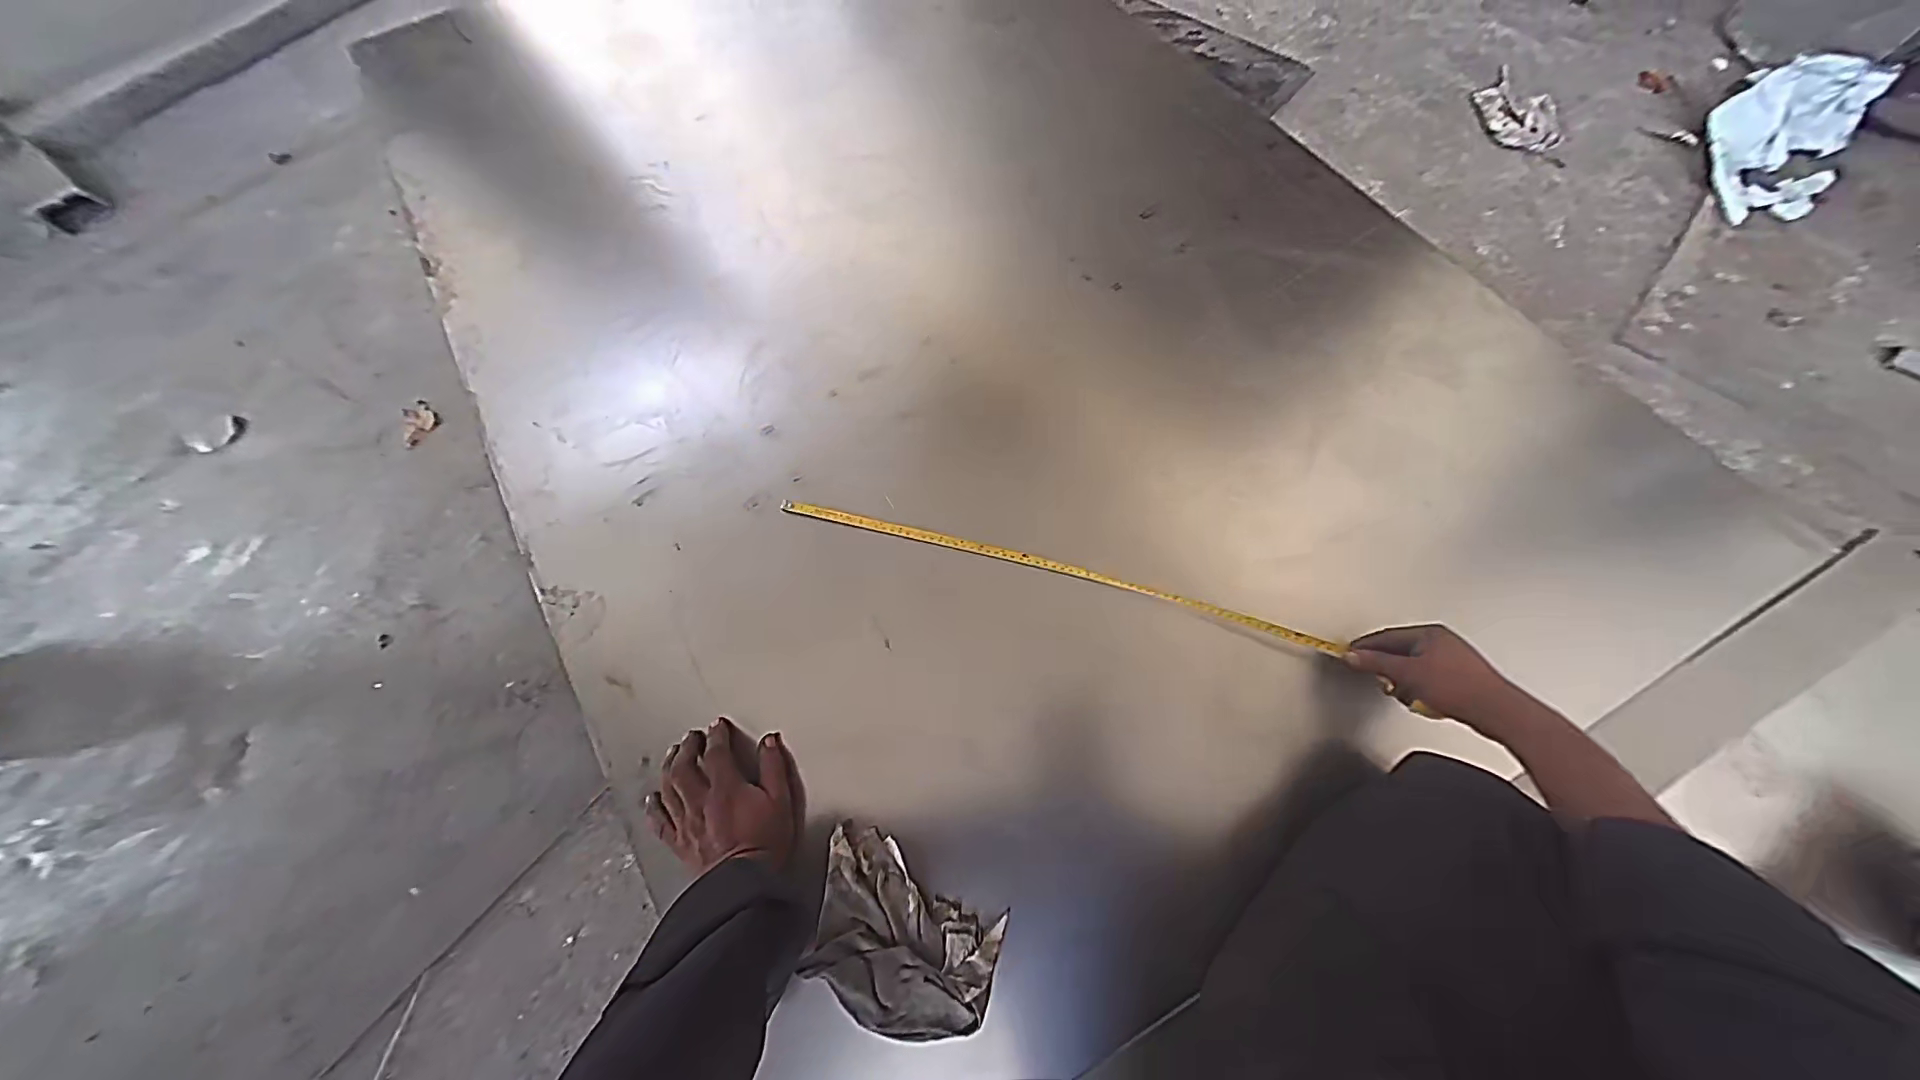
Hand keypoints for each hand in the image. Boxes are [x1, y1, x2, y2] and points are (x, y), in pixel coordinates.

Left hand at [646, 717, 802, 875]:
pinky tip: (652, 799)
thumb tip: (769, 743)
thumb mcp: (782, 800)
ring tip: (672, 756)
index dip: (716, 736)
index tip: (718, 727)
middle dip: (687, 747)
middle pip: (684, 766)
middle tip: (692, 737)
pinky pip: (660, 822)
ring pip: (668, 788)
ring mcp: (687, 823)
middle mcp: (701, 801)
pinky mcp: (680, 843)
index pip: (716, 752)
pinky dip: (654, 807)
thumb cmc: (766, 844)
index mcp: (727, 788)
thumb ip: (774, 768)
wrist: (745, 884)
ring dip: (669, 768)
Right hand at [1344, 624, 1532, 729]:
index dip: (1365, 647)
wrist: (1496, 712)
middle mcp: (1442, 643)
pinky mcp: (1458, 678)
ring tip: (1407, 694)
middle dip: (1386, 667)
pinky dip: (1419, 689)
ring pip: (1412, 667)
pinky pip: (1426, 679)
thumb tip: (1354, 656)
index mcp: (1430, 633)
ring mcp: (1452, 660)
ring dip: (1404, 681)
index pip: (1386, 636)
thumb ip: (1375, 663)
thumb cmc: (1462, 688)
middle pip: (1399, 651)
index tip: (1350, 655)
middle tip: (1378, 677)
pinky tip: (1422, 700)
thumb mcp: (1407, 673)